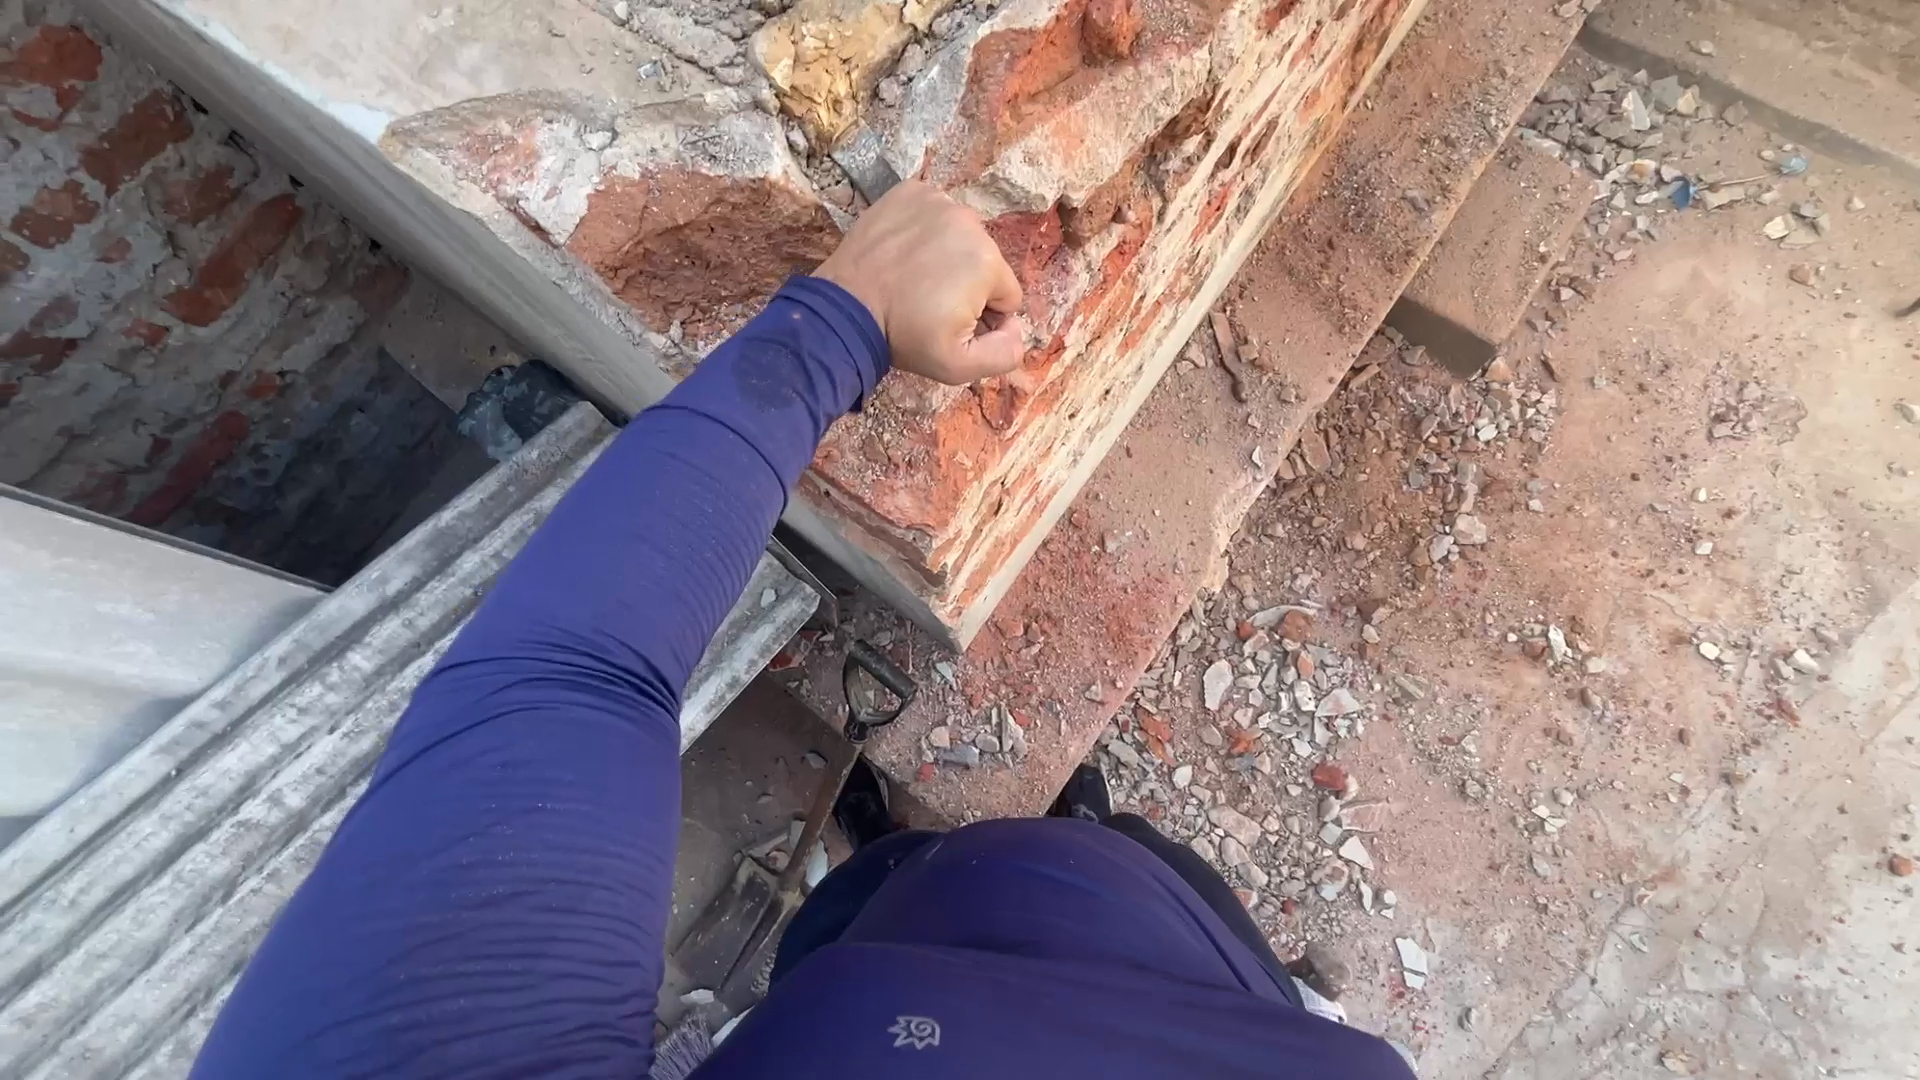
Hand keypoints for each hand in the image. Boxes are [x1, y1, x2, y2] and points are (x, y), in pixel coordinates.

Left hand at [813, 181, 1027, 384]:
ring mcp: (938, 200)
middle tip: (929, 304)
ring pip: (962, 238)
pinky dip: (925, 233)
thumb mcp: (959, 367)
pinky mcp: (911, 191)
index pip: (1008, 296)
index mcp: (988, 261)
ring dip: (948, 258)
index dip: (985, 317)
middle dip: (967, 285)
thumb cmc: (903, 338)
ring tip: (915, 280)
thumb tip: (1018, 331)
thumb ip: (1004, 354)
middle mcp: (970, 221)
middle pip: (986, 264)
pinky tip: (905, 255)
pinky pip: (934, 215)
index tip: (951, 324)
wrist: (845, 308)